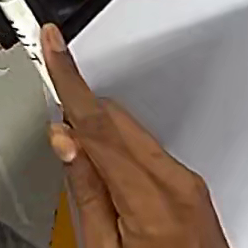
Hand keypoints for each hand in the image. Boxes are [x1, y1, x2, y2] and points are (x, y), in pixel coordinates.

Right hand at [43, 24, 229, 247]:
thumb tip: (63, 139)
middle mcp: (178, 185)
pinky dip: (122, 152)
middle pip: (113, 119)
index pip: (97, 123)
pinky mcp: (194, 189)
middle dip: (80, 117)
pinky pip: (147, 148)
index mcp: (153, 204)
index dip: (68, 78)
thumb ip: (85, 192)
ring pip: (128, 129)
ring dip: (101, 137)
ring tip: (92, 179)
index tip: (52, 43)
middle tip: (61, 143)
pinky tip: (114, 182)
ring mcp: (192, 186)